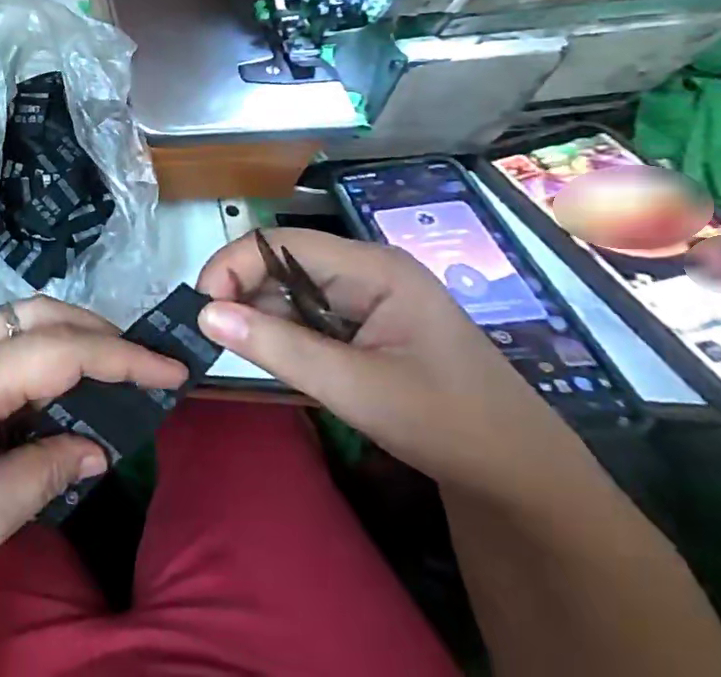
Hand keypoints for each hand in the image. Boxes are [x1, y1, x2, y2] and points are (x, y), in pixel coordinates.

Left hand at [0, 297, 188, 602]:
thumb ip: (48, 469)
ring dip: (66, 337)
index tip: (174, 372)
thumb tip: (93, 446)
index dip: (126, 358)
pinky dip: (36, 352)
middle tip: (142, 366)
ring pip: (17, 322)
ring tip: (108, 374)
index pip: (66, 349)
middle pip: (41, 315)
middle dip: (98, 331)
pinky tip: (51, 389)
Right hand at [195, 228, 590, 503]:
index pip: (280, 243)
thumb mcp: (356, 388)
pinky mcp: (360, 323)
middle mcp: (365, 271)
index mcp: (374, 269)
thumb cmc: (447, 423)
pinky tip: (268, 356)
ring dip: (255, 315)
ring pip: (286, 290)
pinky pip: (302, 314)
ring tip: (232, 349)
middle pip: (279, 262)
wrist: (519, 477)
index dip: (232, 266)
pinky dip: (276, 332)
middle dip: (239, 292)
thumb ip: (278, 348)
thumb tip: (203, 314)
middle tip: (210, 334)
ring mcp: (364, 297)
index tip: (202, 309)